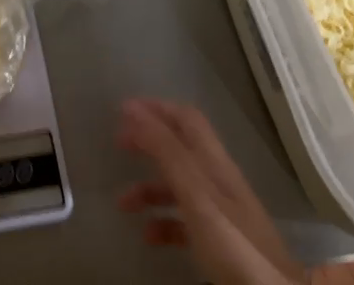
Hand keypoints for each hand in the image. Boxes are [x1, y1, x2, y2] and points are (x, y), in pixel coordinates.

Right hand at [118, 98, 306, 284]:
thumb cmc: (234, 245)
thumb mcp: (197, 195)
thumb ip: (167, 153)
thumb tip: (134, 110)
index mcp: (215, 164)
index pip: (186, 119)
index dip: (156, 109)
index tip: (122, 110)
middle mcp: (218, 181)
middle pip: (180, 149)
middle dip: (148, 143)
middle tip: (118, 145)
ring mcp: (221, 212)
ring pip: (178, 187)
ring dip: (149, 188)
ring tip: (123, 204)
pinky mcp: (220, 241)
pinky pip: (185, 222)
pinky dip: (163, 222)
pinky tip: (150, 237)